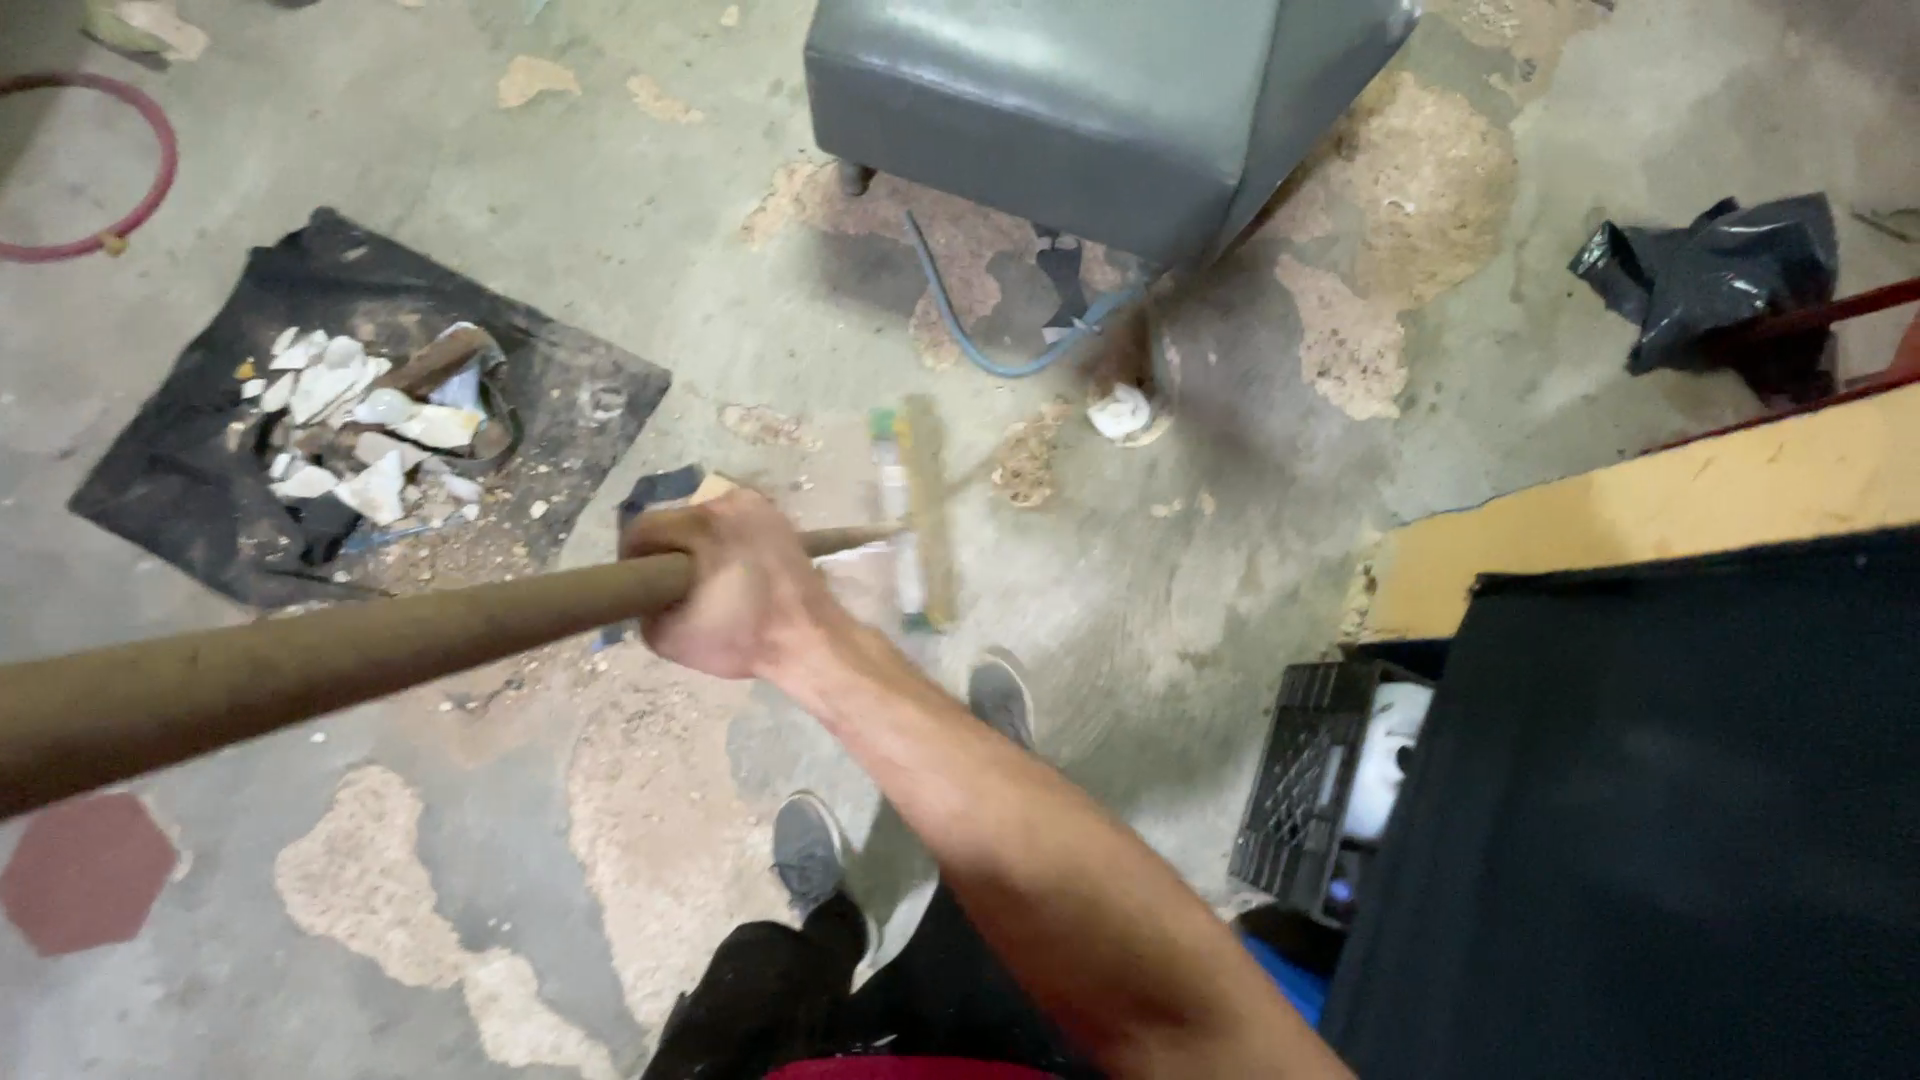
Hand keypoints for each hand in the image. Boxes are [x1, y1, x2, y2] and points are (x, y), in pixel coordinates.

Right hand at [619, 490, 847, 681]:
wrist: (809, 637)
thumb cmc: (742, 639)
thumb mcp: (667, 637)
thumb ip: (640, 609)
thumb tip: (641, 593)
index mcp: (701, 525)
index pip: (642, 528)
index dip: (631, 557)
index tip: (638, 584)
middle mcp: (729, 502)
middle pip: (674, 520)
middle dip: (666, 550)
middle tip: (671, 585)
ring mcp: (758, 505)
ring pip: (705, 518)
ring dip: (696, 543)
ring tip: (705, 578)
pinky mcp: (778, 515)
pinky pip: (735, 521)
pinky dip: (726, 540)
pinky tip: (731, 568)